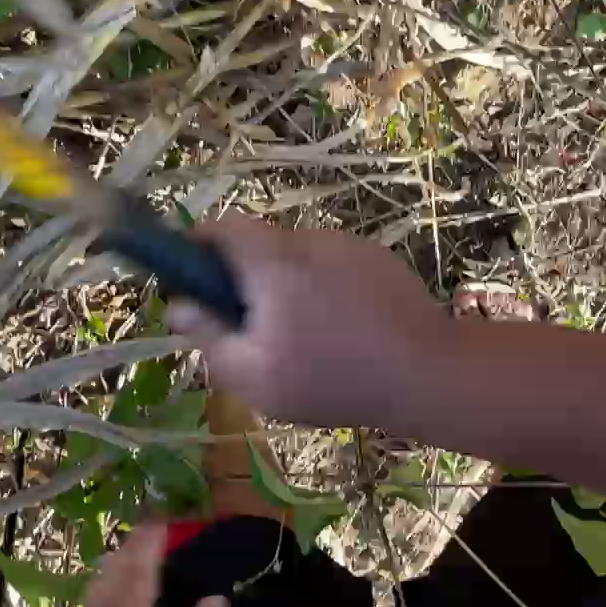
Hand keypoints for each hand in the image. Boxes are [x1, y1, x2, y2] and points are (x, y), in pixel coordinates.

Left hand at [42, 522, 229, 606]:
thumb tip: (218, 597)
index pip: (141, 552)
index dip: (160, 529)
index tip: (184, 514)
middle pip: (117, 559)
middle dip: (144, 540)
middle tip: (174, 531)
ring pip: (103, 577)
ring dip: (128, 559)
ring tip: (155, 556)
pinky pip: (97, 595)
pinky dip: (117, 580)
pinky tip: (131, 596)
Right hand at [163, 216, 449, 427]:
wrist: (426, 372)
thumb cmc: (333, 380)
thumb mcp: (255, 377)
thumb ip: (208, 336)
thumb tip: (179, 306)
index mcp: (275, 262)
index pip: (224, 227)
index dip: (199, 246)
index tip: (193, 279)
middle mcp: (313, 240)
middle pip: (262, 244)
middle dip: (247, 277)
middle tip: (253, 325)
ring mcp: (351, 246)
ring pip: (301, 256)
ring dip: (290, 284)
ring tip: (308, 335)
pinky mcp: (380, 258)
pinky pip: (336, 265)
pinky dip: (326, 287)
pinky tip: (345, 329)